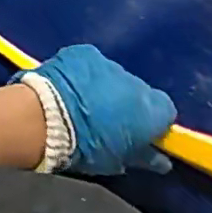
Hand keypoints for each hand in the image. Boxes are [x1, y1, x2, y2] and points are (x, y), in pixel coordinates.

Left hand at [21, 45, 175, 175]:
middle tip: (111, 121)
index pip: (165, 109)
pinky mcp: (85, 52)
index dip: (155, 121)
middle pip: (140, 91)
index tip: (142, 133)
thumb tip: (162, 160)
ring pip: (117, 76)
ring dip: (108, 88)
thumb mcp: (118, 160)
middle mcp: (133, 80)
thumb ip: (144, 156)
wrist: (46, 117)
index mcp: (147, 108)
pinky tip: (73, 88)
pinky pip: (92, 65)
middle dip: (129, 103)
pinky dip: (87, 75)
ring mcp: (108, 62)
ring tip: (87, 104)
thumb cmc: (85, 147)